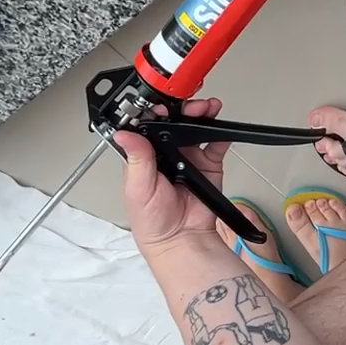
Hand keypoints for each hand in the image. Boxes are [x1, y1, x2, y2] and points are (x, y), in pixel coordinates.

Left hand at [117, 97, 231, 254]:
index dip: (155, 112)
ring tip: (207, 109)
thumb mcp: (138, 189)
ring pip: (196, 129)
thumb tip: (124, 134)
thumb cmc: (153, 222)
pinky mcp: (208, 165)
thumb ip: (137, 159)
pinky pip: (216, 145)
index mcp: (144, 156)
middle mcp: (167, 153)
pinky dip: (221, 134)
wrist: (182, 239)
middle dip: (184, 109)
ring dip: (202, 116)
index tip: (161, 105)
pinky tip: (221, 129)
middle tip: (190, 106)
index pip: (148, 126)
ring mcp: (189, 157)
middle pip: (175, 122)